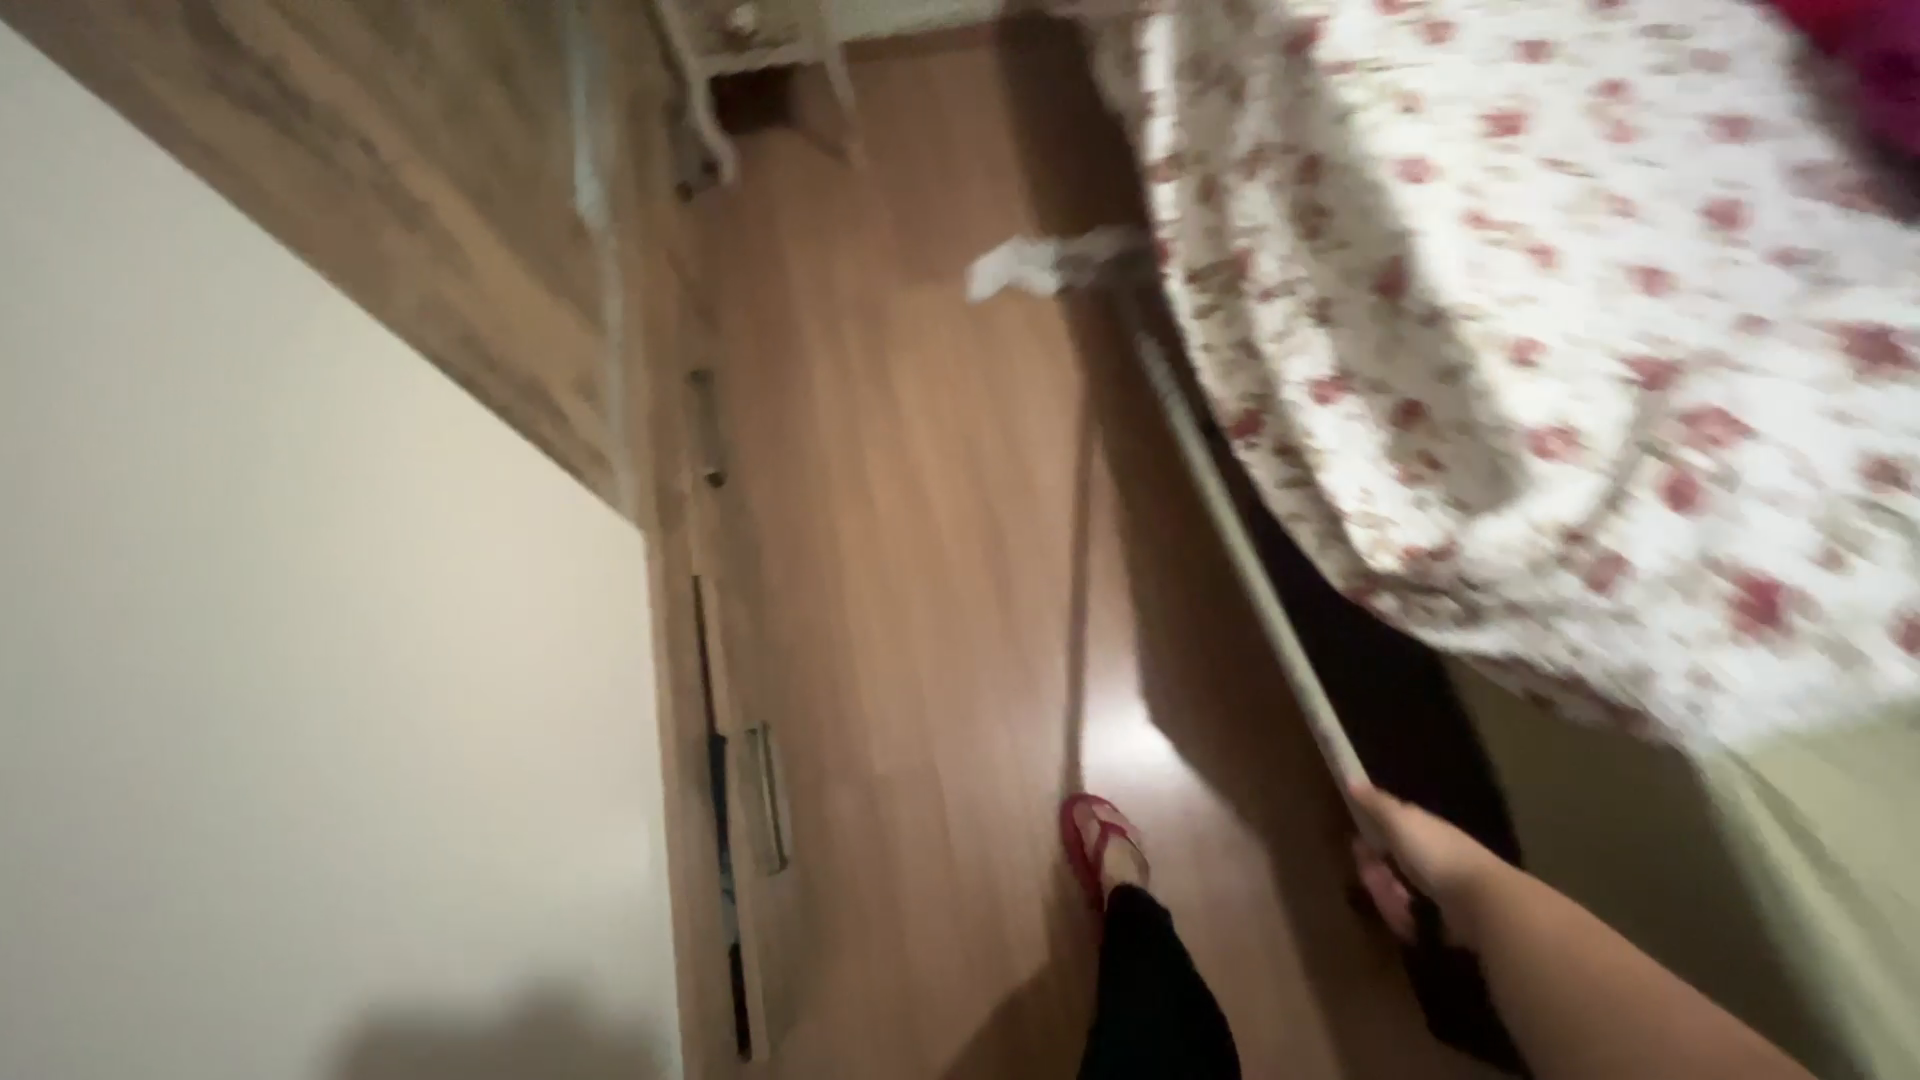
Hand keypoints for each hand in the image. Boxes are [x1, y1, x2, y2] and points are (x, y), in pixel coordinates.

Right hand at [1350, 783, 1512, 947]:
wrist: (1482, 902)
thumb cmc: (1436, 853)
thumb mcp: (1399, 820)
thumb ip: (1375, 803)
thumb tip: (1351, 779)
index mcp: (1421, 830)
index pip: (1386, 829)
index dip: (1369, 838)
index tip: (1358, 844)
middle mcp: (1429, 857)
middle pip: (1386, 866)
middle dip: (1375, 875)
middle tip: (1378, 878)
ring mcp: (1436, 890)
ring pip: (1394, 893)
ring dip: (1389, 900)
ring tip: (1401, 904)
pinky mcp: (1442, 920)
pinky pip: (1409, 919)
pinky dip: (1407, 921)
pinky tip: (1412, 921)